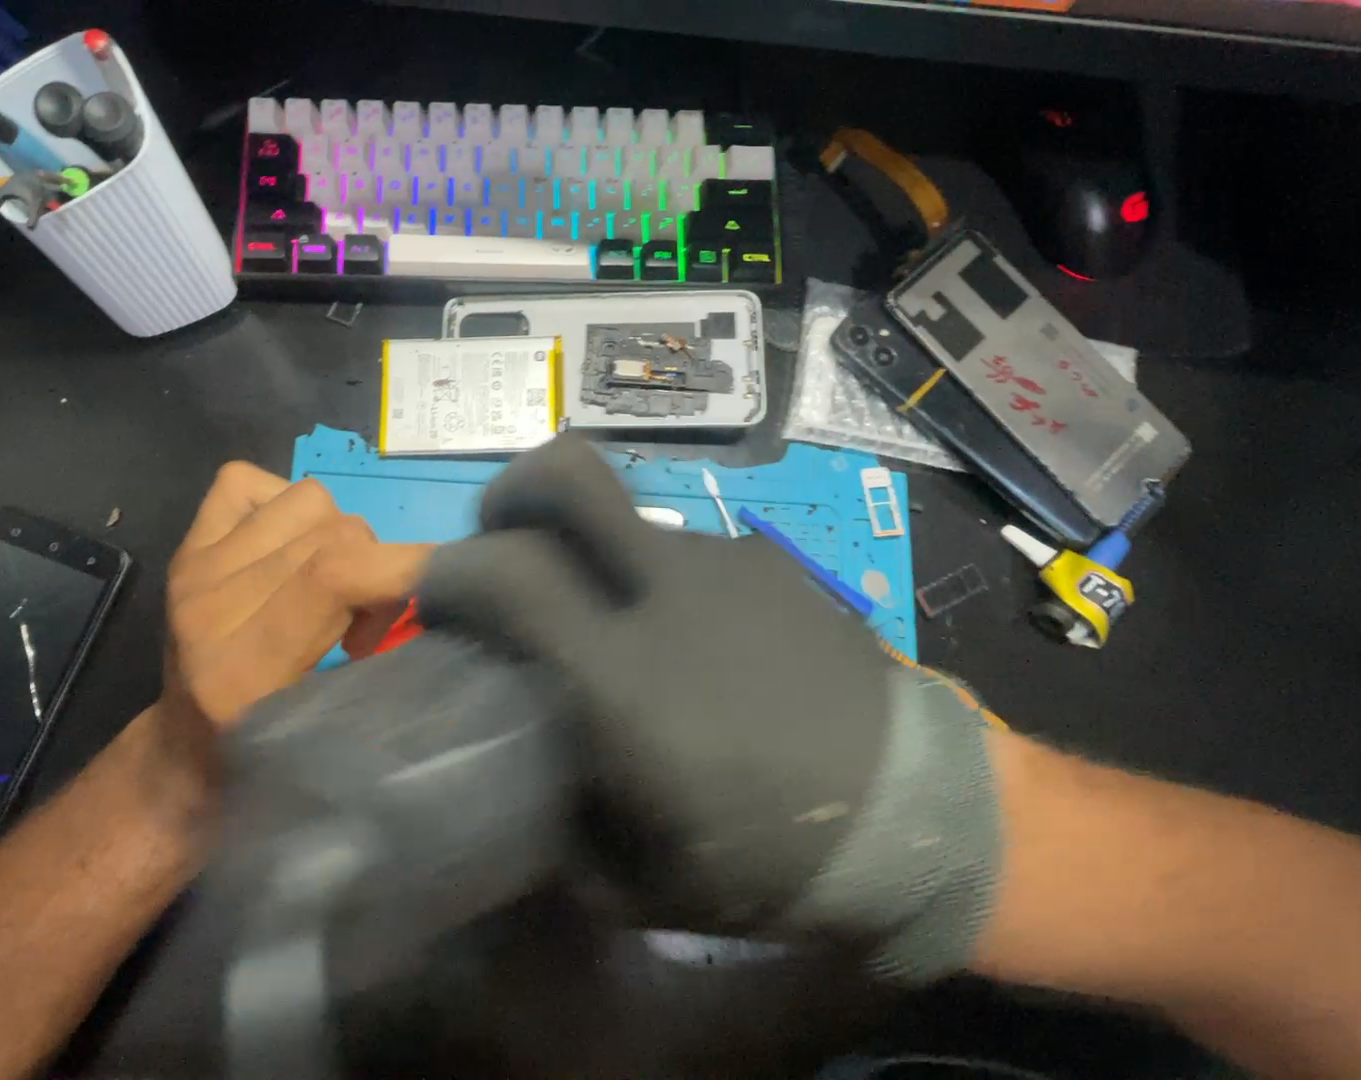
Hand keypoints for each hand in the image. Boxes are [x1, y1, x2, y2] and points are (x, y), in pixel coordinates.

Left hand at [163, 462, 429, 733]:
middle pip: (333, 531)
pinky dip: (283, 504)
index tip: (444, 581)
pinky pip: (246, 481)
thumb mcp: (338, 734)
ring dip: (339, 535)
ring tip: (329, 586)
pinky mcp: (186, 547)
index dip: (403, 564)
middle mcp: (212, 604)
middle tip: (365, 624)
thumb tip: (439, 600)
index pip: (333, 574)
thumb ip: (386, 669)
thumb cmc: (270, 757)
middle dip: (377, 567)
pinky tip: (290, 550)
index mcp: (247, 666)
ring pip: (307, 499)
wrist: (185, 753)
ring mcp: (195, 568)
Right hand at [418, 437, 999, 979]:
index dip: (452, 573)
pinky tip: (688, 638)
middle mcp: (668, 592)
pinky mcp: (772, 563)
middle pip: (568, 475)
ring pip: (626, 519)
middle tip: (503, 543)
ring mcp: (726, 564)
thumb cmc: (772, 859)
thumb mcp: (642, 884)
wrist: (919, 815)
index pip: (507, 573)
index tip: (440, 603)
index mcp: (623, 675)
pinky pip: (685, 550)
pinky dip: (658, 579)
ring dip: (593, 553)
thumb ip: (564, 831)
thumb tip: (523, 792)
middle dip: (512, 492)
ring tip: (611, 619)